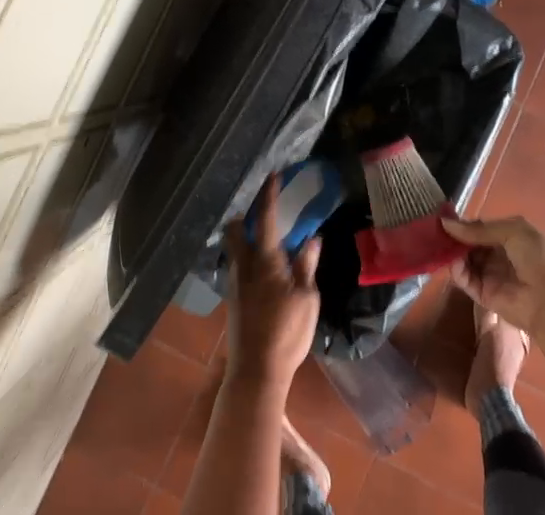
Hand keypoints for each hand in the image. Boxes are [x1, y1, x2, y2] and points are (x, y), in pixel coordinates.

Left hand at [224, 175, 322, 385]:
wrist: (257, 370)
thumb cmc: (287, 332)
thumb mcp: (307, 298)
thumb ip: (307, 266)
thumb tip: (312, 239)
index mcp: (264, 260)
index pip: (264, 218)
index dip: (268, 194)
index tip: (273, 175)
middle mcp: (243, 265)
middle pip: (234, 229)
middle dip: (245, 215)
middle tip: (265, 211)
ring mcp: (234, 282)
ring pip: (234, 247)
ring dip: (245, 236)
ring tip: (268, 238)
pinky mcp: (232, 298)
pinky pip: (238, 264)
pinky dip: (248, 256)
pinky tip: (264, 267)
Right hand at [442, 215, 544, 336]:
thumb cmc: (539, 258)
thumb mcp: (513, 231)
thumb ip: (479, 228)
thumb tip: (446, 223)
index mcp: (510, 237)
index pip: (480, 229)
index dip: (463, 225)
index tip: (443, 219)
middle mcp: (498, 255)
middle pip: (469, 244)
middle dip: (454, 239)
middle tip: (435, 233)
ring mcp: (490, 275)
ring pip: (464, 261)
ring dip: (453, 254)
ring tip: (442, 248)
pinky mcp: (483, 295)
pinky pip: (465, 280)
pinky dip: (457, 271)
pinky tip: (453, 263)